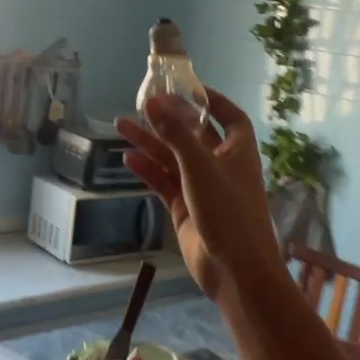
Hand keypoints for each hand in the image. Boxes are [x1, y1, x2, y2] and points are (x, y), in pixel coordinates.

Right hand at [117, 89, 280, 301]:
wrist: (236, 271)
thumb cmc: (228, 210)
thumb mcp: (200, 166)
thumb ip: (174, 134)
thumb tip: (153, 101)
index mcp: (238, 151)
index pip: (230, 117)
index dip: (212, 101)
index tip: (188, 88)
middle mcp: (221, 166)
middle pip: (193, 136)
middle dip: (169, 120)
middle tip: (142, 103)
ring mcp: (202, 189)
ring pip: (172, 159)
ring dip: (150, 143)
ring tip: (121, 125)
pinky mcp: (185, 210)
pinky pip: (164, 183)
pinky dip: (148, 171)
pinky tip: (127, 159)